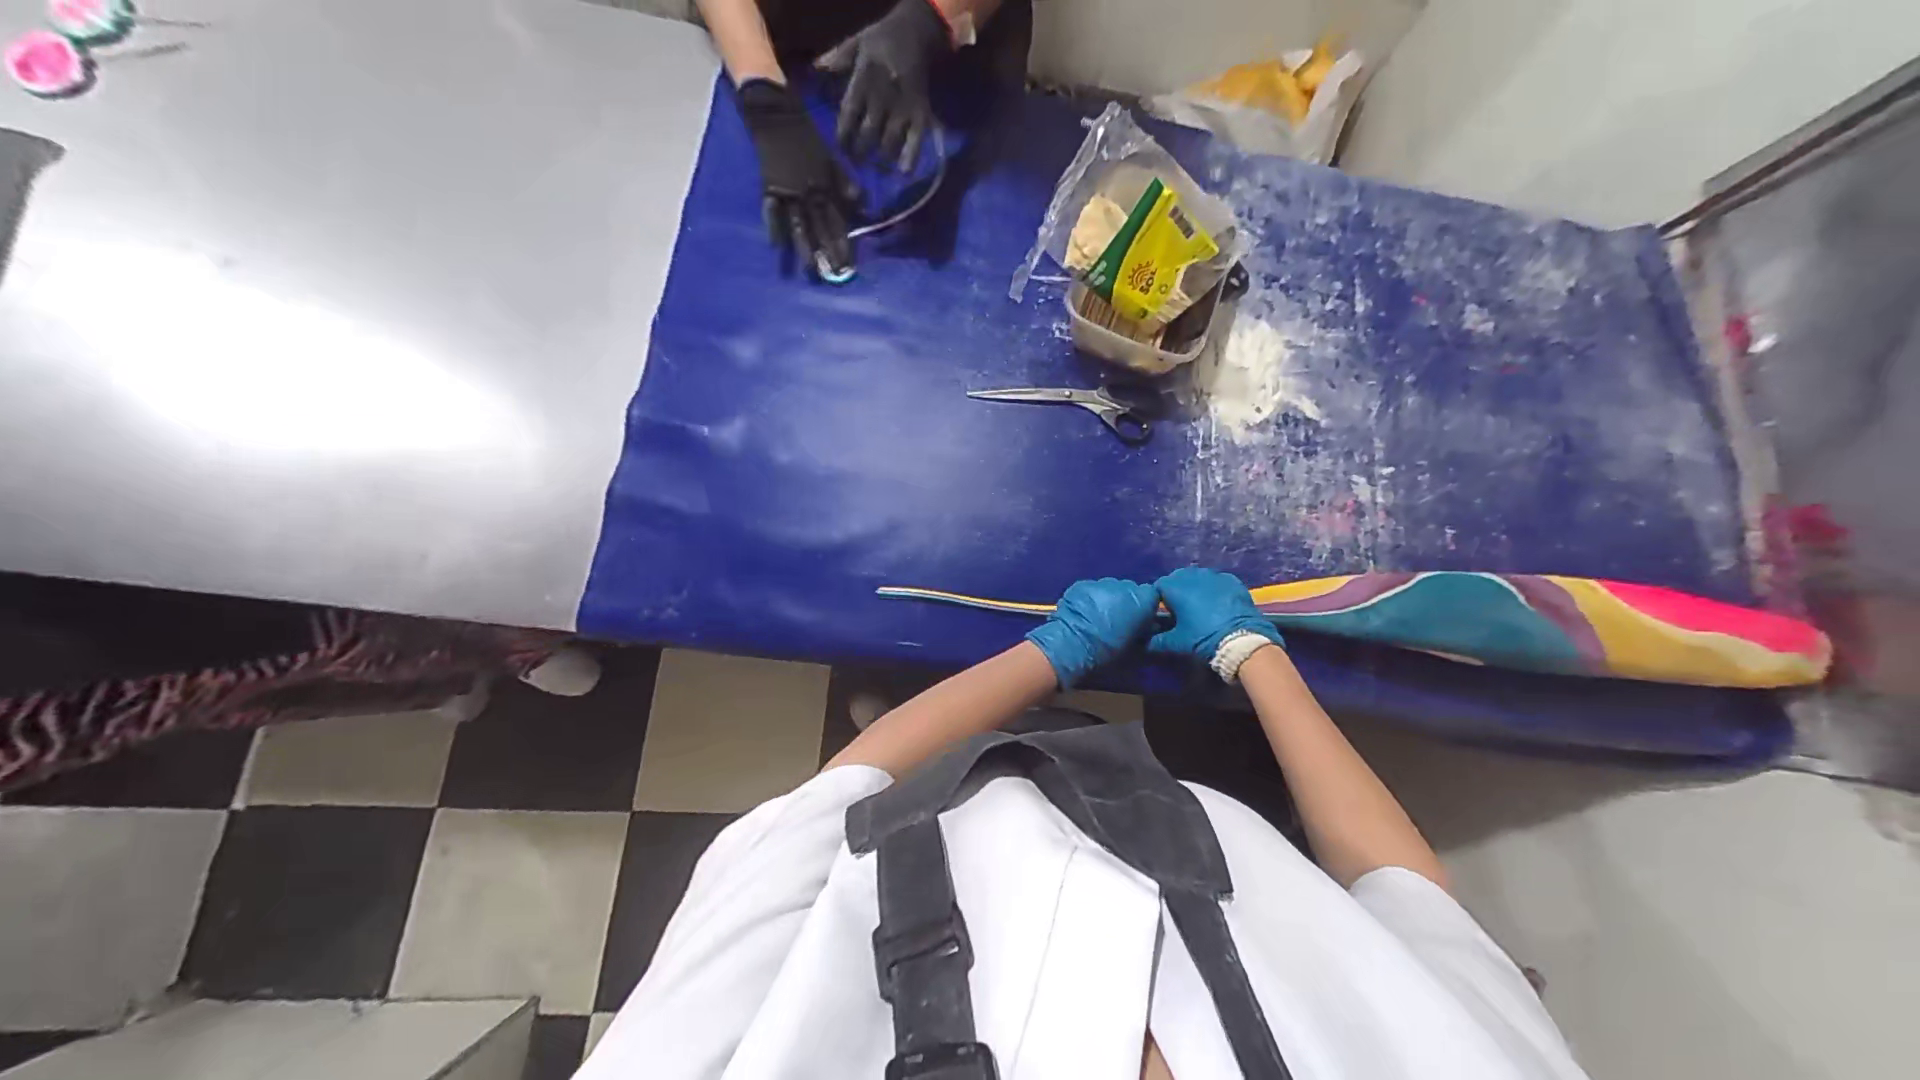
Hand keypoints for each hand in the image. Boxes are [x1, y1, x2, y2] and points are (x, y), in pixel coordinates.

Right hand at [737, 78, 861, 280]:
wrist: (777, 116)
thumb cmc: (807, 140)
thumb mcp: (832, 159)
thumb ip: (846, 184)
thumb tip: (863, 207)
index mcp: (827, 188)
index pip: (838, 222)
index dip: (844, 244)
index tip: (850, 265)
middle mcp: (810, 194)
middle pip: (821, 229)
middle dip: (829, 253)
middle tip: (835, 275)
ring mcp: (789, 192)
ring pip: (800, 226)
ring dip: (805, 249)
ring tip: (810, 270)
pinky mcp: (770, 187)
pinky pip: (772, 212)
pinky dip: (773, 229)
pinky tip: (776, 248)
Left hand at [834, 0, 950, 169]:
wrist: (916, 30)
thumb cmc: (882, 39)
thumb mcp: (856, 42)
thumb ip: (837, 59)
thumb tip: (817, 71)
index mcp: (864, 78)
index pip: (849, 113)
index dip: (843, 135)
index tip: (841, 149)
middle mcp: (883, 95)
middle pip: (869, 133)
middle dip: (861, 152)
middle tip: (857, 163)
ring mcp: (903, 106)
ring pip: (890, 141)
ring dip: (881, 159)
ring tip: (877, 169)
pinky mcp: (920, 112)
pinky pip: (917, 138)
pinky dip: (911, 157)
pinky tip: (904, 173)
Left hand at [1025, 577, 1159, 688]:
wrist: (1072, 647)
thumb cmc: (1109, 653)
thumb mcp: (1138, 650)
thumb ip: (1149, 634)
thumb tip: (1151, 629)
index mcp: (1142, 599)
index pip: (1152, 595)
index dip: (1146, 608)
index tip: (1140, 621)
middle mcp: (1123, 585)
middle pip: (1130, 590)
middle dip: (1126, 603)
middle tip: (1118, 622)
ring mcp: (1100, 583)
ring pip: (1110, 589)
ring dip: (1108, 600)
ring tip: (1099, 618)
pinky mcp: (1081, 584)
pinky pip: (1091, 590)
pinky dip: (1090, 600)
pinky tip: (1084, 614)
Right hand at [1150, 567, 1284, 678]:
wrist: (1241, 640)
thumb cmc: (1202, 638)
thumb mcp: (1175, 642)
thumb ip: (1156, 641)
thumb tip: (1143, 643)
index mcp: (1174, 587)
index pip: (1159, 586)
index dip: (1160, 599)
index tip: (1164, 612)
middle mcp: (1192, 576)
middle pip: (1178, 578)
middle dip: (1178, 591)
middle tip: (1181, 609)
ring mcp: (1214, 576)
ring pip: (1198, 577)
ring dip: (1196, 588)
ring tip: (1200, 605)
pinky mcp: (1232, 580)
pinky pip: (1217, 581)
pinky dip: (1215, 589)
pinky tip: (1218, 603)